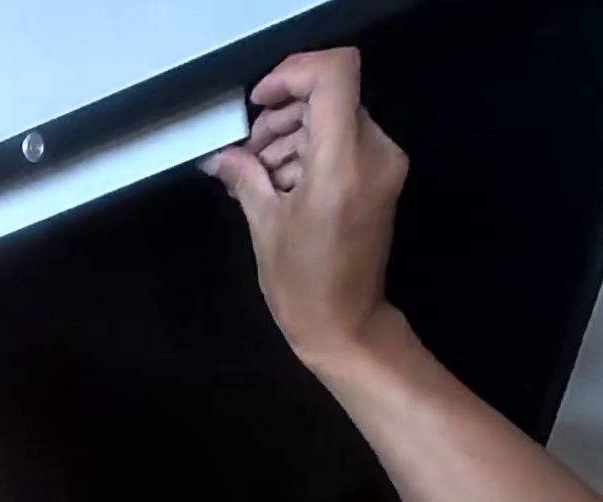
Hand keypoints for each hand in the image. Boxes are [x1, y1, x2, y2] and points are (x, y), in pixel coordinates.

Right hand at [203, 48, 408, 370]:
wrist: (345, 326)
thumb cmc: (301, 287)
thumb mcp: (265, 229)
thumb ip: (245, 178)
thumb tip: (220, 156)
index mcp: (342, 165)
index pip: (332, 75)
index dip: (292, 75)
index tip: (259, 105)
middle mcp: (373, 155)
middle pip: (329, 99)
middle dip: (283, 119)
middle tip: (249, 158)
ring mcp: (382, 166)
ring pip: (335, 121)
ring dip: (293, 140)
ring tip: (260, 180)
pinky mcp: (381, 180)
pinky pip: (344, 146)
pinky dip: (311, 156)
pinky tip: (281, 188)